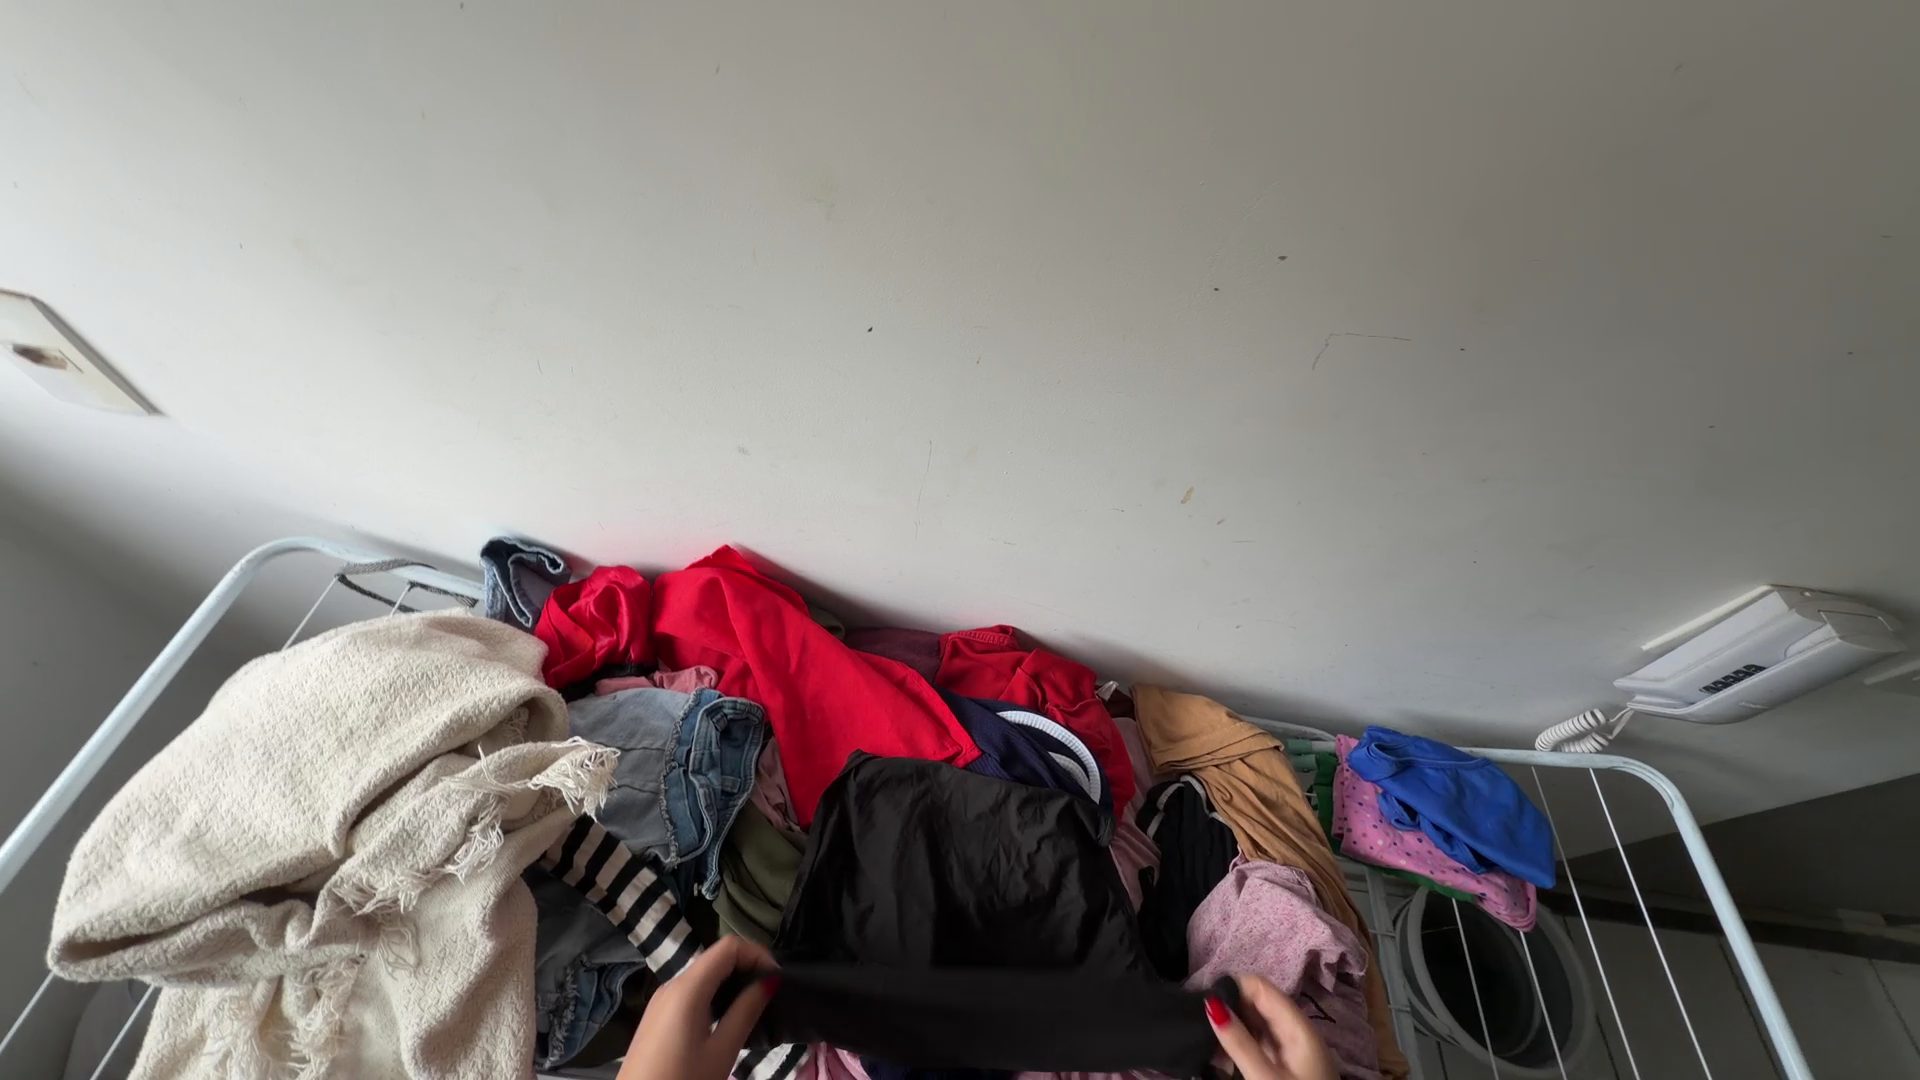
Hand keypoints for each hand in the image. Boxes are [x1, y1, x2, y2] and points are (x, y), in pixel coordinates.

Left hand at [618, 937, 778, 1079]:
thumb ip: (747, 1010)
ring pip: (704, 974)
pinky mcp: (656, 1017)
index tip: (775, 978)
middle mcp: (671, 984)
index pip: (729, 946)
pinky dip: (714, 994)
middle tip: (768, 993)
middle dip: (746, 967)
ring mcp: (660, 1001)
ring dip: (731, 981)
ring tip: (752, 1006)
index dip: (757, 954)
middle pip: (716, 957)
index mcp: (687, 988)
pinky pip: (691, 991)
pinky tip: (724, 1019)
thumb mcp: (721, 1051)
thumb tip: (771, 980)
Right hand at [1205, 974, 1337, 1079]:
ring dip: (1233, 1029)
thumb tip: (1209, 1002)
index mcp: (1297, 1026)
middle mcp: (1296, 1030)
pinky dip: (1241, 1044)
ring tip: (1210, 1045)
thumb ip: (1238, 1041)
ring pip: (1255, 1022)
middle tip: (1204, 1027)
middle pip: (1256, 1001)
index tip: (1205, 1003)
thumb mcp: (1265, 1079)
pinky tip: (1225, 1059)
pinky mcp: (1287, 1065)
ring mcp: (1292, 1048)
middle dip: (1229, 1009)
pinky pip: (1259, 1041)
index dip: (1231, 988)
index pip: (1258, 986)